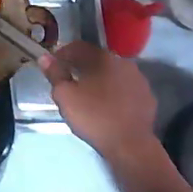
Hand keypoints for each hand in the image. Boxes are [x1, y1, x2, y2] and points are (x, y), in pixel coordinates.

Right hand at [39, 41, 160, 163]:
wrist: (130, 145)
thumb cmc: (93, 117)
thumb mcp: (65, 96)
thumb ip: (55, 74)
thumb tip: (45, 57)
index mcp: (102, 58)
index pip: (78, 46)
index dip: (62, 54)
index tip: (53, 66)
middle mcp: (123, 62)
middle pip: (97, 58)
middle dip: (81, 66)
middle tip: (68, 80)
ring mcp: (138, 79)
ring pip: (112, 72)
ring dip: (99, 78)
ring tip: (88, 93)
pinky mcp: (147, 96)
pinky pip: (125, 87)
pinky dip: (114, 91)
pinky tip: (107, 104)